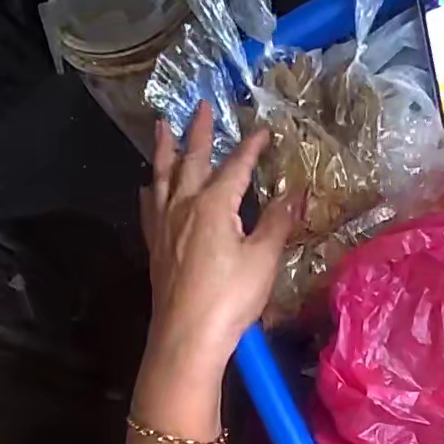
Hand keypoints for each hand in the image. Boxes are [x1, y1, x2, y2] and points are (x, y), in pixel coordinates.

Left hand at [140, 102, 295, 379]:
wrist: (187, 337)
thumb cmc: (230, 298)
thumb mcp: (263, 259)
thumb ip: (278, 223)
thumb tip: (297, 193)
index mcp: (213, 205)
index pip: (235, 166)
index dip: (251, 147)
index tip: (263, 130)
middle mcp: (183, 207)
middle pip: (191, 160)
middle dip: (198, 132)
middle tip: (198, 106)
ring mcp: (164, 227)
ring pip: (161, 177)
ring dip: (164, 150)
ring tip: (162, 127)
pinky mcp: (155, 247)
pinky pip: (149, 208)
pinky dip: (150, 191)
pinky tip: (146, 186)